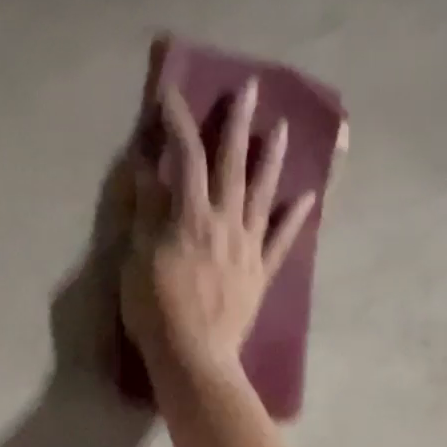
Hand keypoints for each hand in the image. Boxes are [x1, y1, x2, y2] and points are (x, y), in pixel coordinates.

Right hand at [121, 79, 316, 383]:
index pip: (185, 158)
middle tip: (250, 88)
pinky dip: (294, 219)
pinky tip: (308, 199)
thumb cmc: (156, 311)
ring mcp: (248, 247)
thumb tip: (149, 169)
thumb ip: (146, 213)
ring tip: (281, 128)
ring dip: (271, 159)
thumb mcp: (138, 260)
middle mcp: (225, 223)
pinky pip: (281, 241)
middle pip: (232, 165)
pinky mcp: (261, 273)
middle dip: (238, 124)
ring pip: (262, 195)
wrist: (195, 357)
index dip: (179, 123)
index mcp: (191, 217)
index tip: (171, 95)